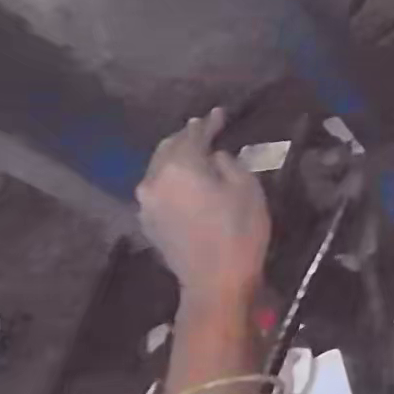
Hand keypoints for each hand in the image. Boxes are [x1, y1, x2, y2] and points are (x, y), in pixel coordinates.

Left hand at [137, 108, 270, 310]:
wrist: (215, 280)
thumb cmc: (239, 229)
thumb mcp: (247, 188)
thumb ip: (228, 163)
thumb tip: (215, 157)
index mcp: (179, 167)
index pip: (194, 135)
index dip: (209, 123)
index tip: (221, 113)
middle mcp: (154, 179)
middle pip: (168, 148)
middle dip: (187, 136)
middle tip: (205, 128)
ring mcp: (146, 202)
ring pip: (159, 167)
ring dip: (177, 156)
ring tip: (195, 151)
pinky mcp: (148, 221)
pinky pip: (159, 187)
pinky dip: (172, 177)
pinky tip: (187, 179)